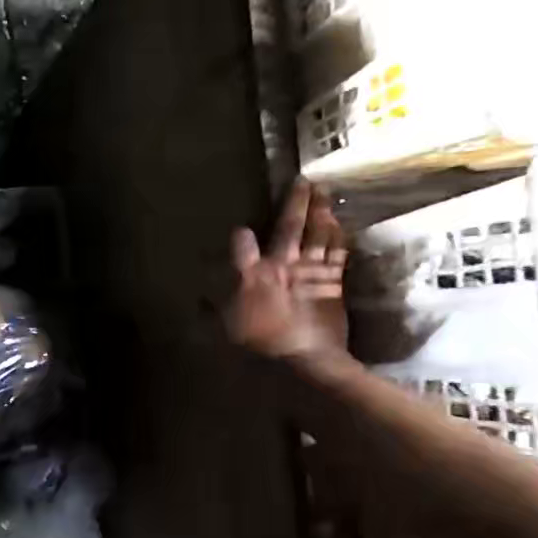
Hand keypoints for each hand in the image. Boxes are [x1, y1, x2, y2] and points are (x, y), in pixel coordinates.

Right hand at [227, 180, 348, 360]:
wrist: (307, 357)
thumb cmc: (263, 345)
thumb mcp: (229, 330)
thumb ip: (214, 310)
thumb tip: (198, 299)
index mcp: (253, 276)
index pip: (242, 246)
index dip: (240, 237)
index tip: (239, 229)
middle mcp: (282, 265)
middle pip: (290, 227)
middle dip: (295, 202)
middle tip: (303, 180)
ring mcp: (311, 271)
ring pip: (318, 233)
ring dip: (322, 211)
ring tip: (325, 193)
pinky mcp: (334, 281)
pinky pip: (337, 252)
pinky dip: (339, 237)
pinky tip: (339, 225)